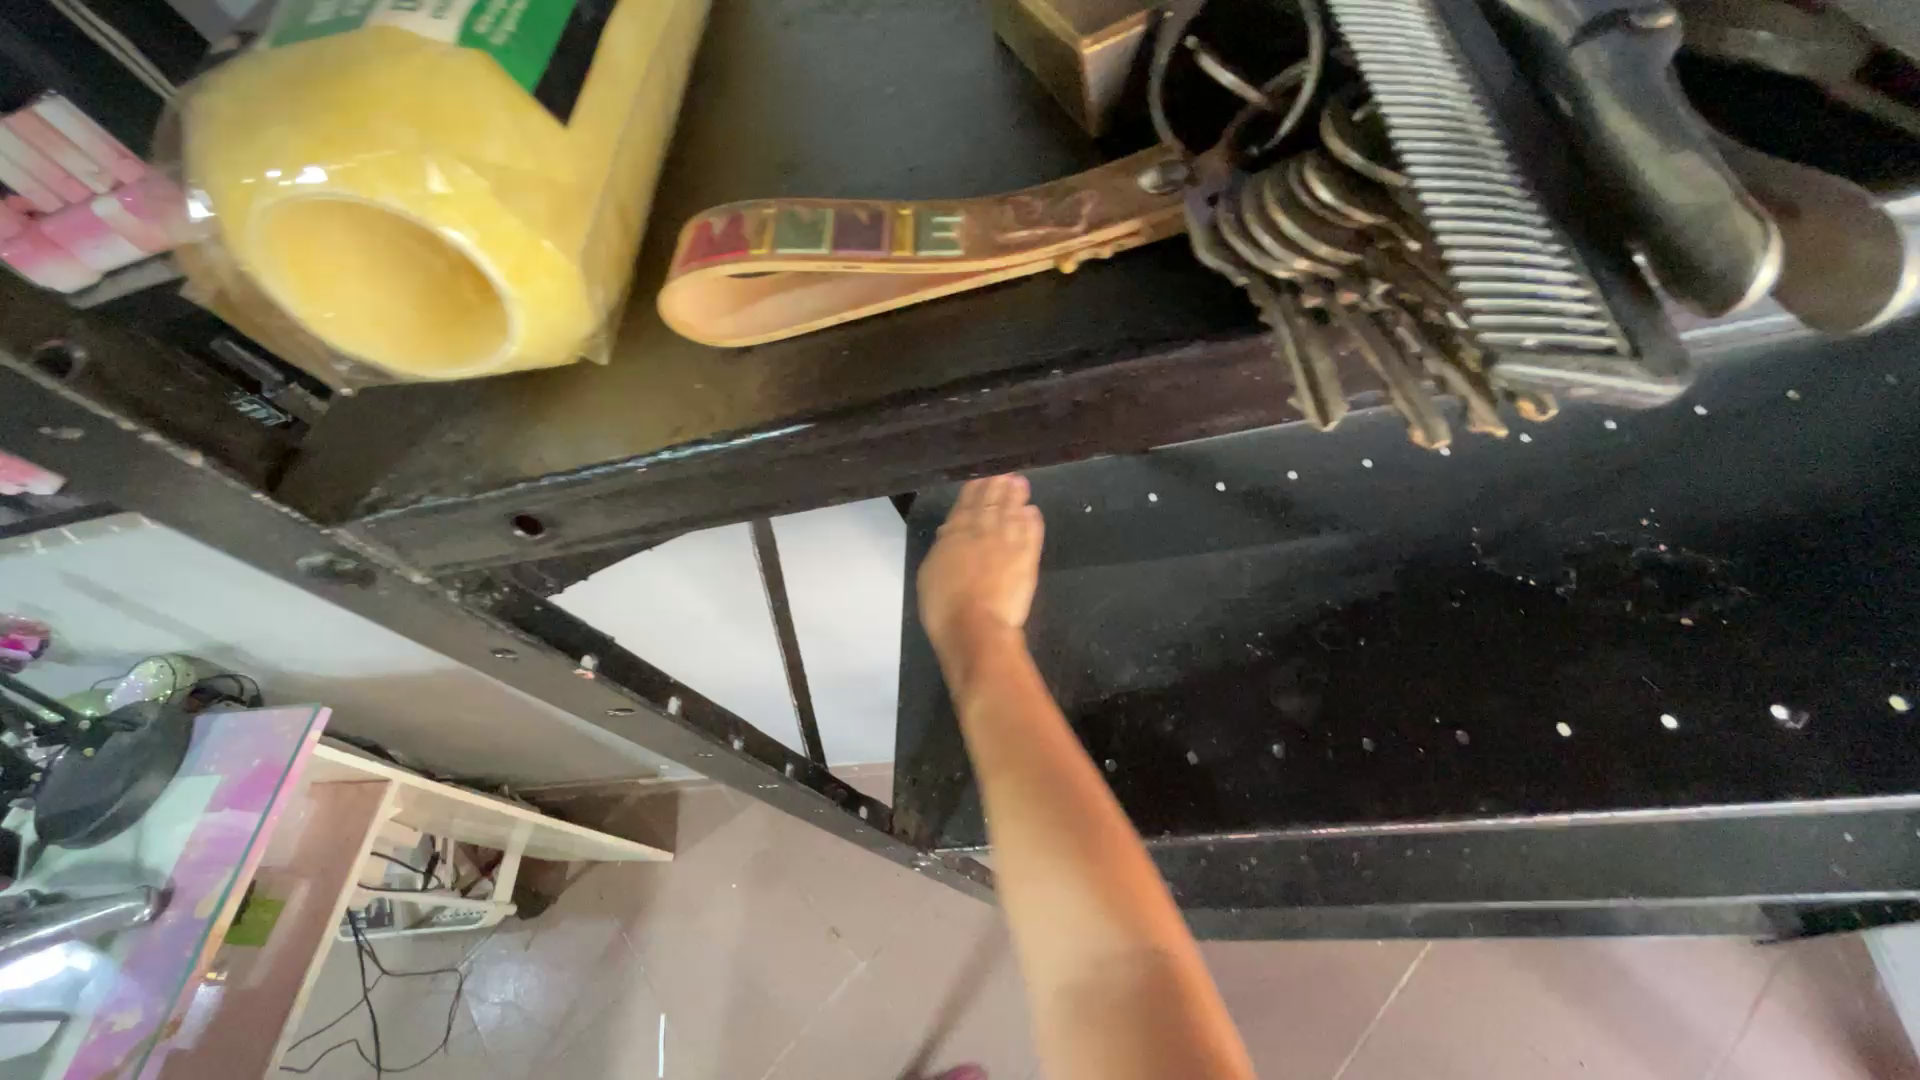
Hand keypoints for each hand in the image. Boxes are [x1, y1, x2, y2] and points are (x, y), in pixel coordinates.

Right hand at [918, 475, 1044, 654]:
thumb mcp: (930, 572)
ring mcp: (1007, 544)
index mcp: (955, 534)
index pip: (966, 505)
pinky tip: (1033, 511)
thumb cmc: (943, 605)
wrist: (974, 626)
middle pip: (992, 504)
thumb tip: (950, 531)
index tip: (982, 479)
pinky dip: (1032, 520)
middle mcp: (982, 532)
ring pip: (1013, 513)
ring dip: (1016, 497)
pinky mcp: (1027, 559)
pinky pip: (1031, 533)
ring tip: (1020, 483)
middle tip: (1005, 475)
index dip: (975, 491)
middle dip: (998, 488)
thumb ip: (943, 547)